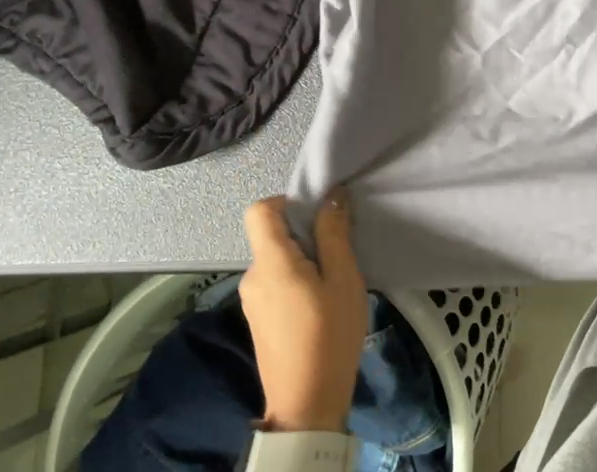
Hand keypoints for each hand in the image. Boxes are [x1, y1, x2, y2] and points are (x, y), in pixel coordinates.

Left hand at [239, 193, 367, 432]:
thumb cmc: (329, 333)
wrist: (307, 400)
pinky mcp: (260, 317)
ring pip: (278, 259)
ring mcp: (252, 299)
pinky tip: (324, 299)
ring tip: (337, 277)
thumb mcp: (343, 278)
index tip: (320, 216)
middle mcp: (252, 276)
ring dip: (305, 258)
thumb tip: (331, 196)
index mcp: (270, 263)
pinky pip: (277, 280)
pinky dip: (299, 278)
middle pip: (272, 235)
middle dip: (305, 232)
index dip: (288, 202)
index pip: (259, 211)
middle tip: (340, 249)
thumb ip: (333, 234)